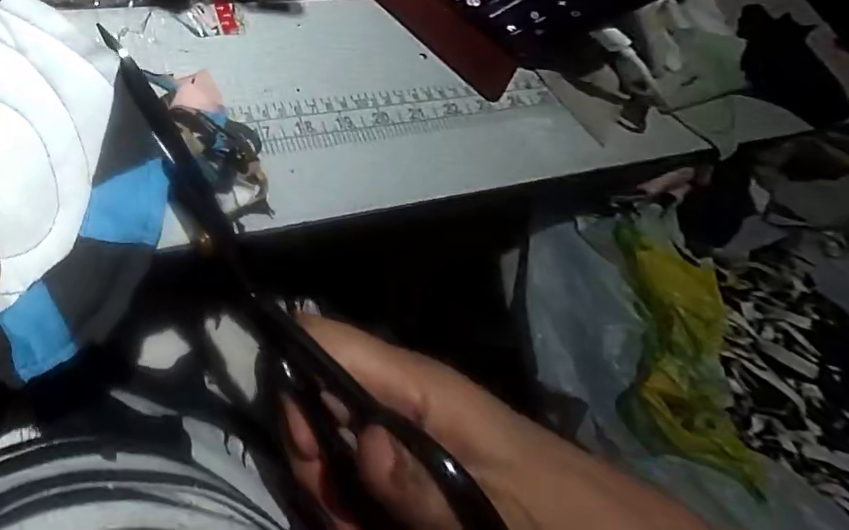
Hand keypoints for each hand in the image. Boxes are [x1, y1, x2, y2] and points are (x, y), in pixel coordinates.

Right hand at [283, 315, 705, 529]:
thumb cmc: (556, 511)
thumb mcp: (496, 512)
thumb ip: (425, 486)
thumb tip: (360, 440)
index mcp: (414, 383)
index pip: (323, 338)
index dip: (292, 374)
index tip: (303, 445)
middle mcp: (397, 394)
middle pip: (312, 396)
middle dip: (311, 455)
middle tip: (339, 513)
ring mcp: (401, 427)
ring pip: (328, 440)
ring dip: (330, 490)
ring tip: (362, 529)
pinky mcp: (410, 458)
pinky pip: (356, 470)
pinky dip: (351, 505)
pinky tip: (373, 528)